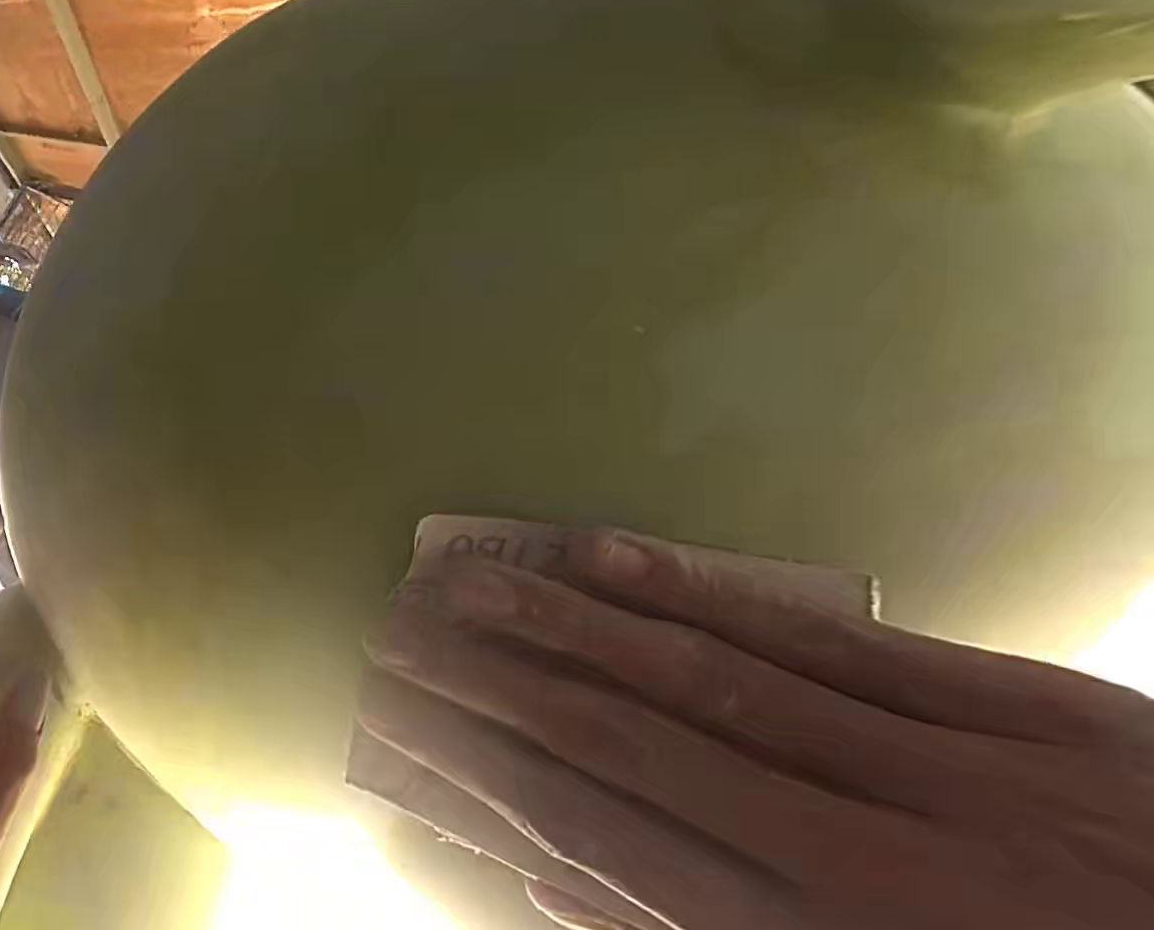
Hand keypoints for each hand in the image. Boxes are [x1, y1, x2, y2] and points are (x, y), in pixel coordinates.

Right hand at [359, 530, 1153, 929]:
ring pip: (711, 679)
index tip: (395, 711)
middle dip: (487, 681)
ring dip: (563, 622)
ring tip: (462, 579)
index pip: (590, 837)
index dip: (475, 767)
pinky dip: (703, 591)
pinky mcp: (1039, 715)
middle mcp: (888, 879)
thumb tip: (534, 874)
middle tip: (397, 631)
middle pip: (624, 747)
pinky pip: (836, 639)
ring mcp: (974, 786)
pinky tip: (599, 554)